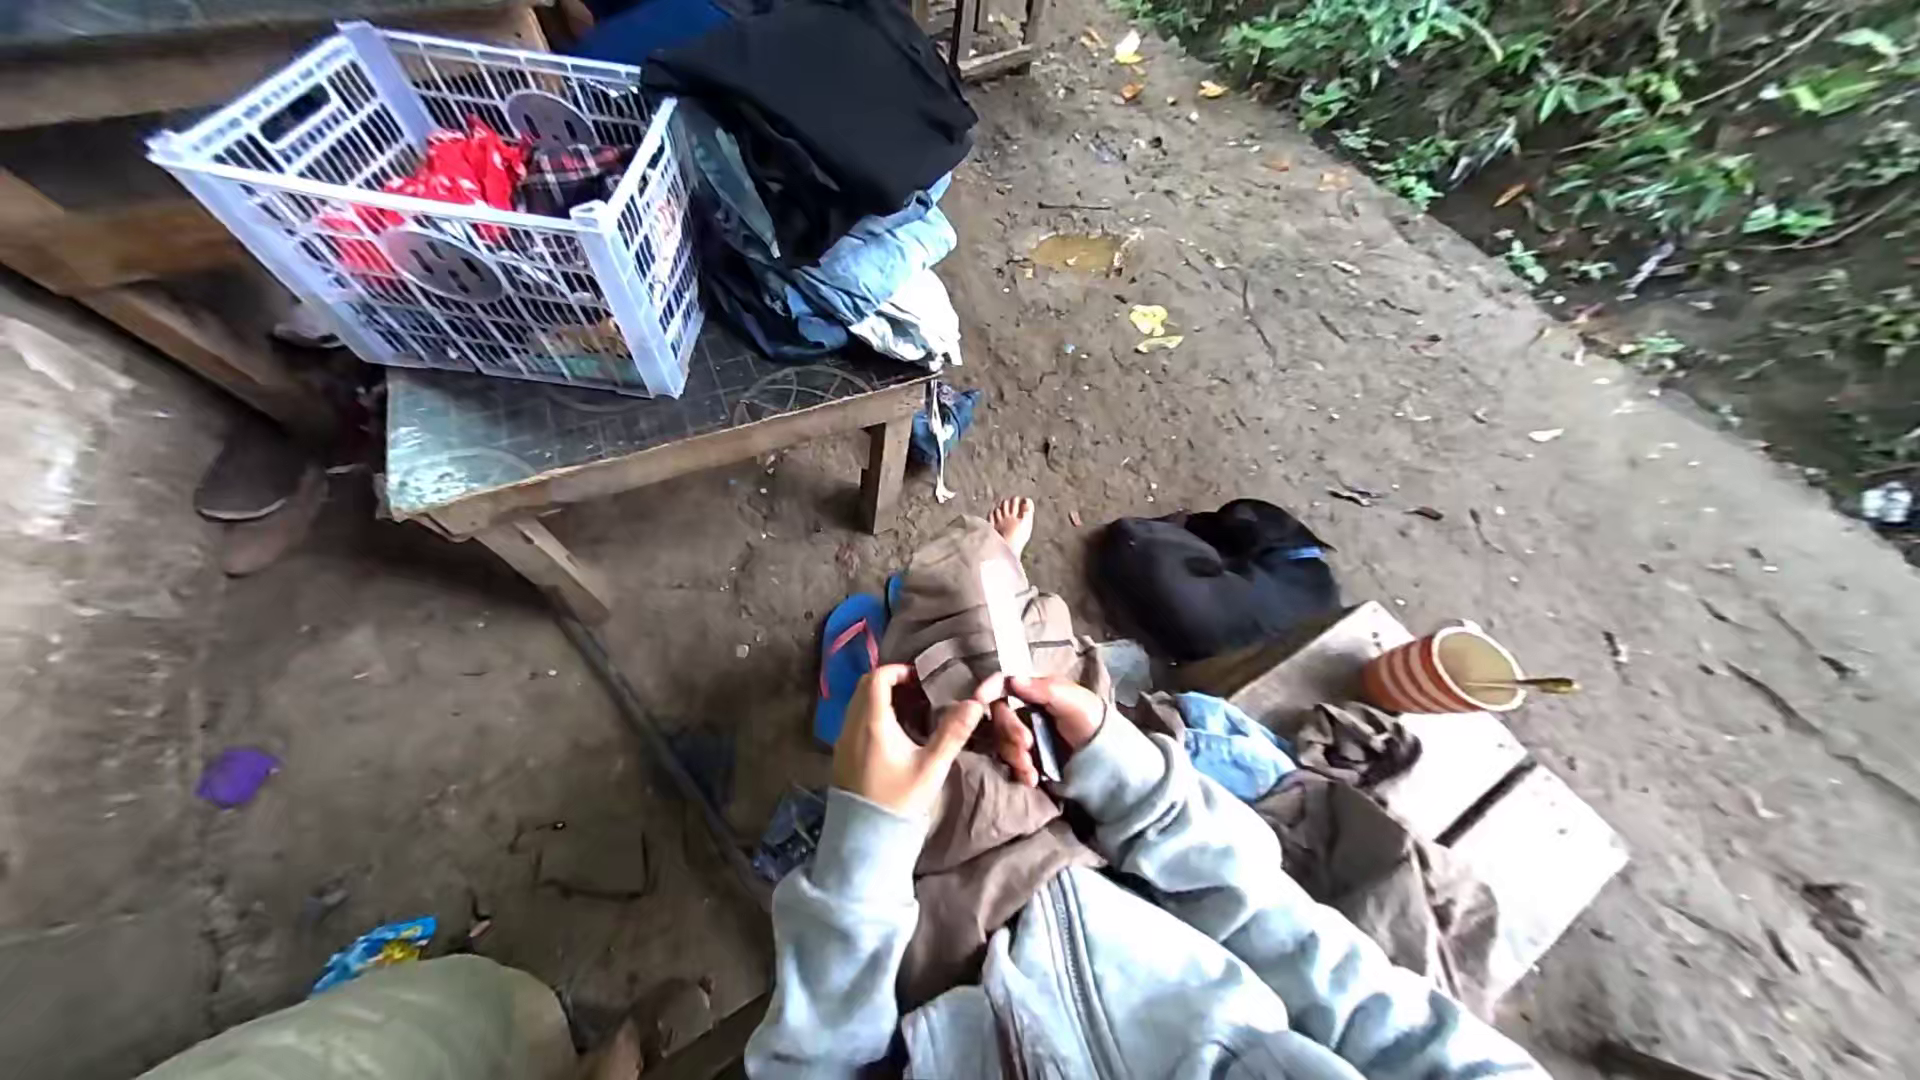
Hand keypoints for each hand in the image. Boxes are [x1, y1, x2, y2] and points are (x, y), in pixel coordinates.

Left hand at [833, 664, 985, 815]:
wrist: (866, 839)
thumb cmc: (900, 800)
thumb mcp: (931, 767)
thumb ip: (953, 733)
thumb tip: (975, 703)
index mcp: (872, 723)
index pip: (877, 678)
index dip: (898, 671)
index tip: (919, 678)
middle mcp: (852, 726)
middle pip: (864, 685)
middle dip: (890, 680)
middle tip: (916, 690)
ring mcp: (843, 740)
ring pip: (857, 702)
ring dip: (880, 696)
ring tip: (908, 708)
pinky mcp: (842, 753)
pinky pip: (854, 718)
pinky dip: (871, 712)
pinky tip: (893, 730)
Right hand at [979, 674, 1107, 786]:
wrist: (1107, 762)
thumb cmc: (1092, 722)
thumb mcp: (1074, 701)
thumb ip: (1044, 690)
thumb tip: (1012, 679)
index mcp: (1034, 690)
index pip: (1004, 683)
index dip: (989, 688)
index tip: (979, 699)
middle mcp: (1024, 709)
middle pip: (999, 715)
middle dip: (1009, 732)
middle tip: (1027, 745)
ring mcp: (1023, 735)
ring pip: (1001, 741)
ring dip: (1014, 755)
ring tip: (1031, 769)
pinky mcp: (1026, 758)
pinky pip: (1010, 762)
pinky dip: (1019, 771)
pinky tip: (1032, 778)